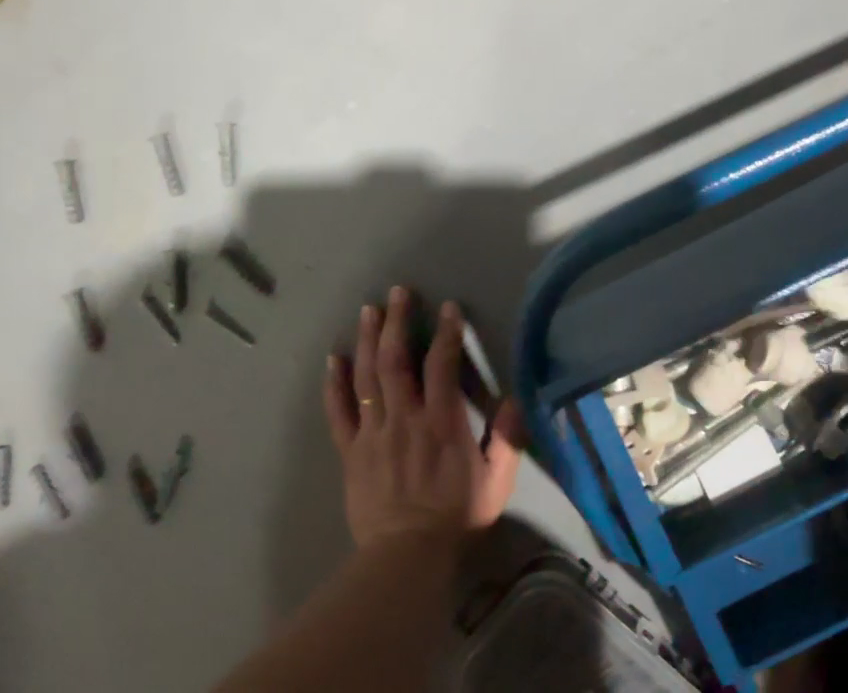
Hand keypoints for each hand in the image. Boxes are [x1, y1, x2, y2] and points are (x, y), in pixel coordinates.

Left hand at [323, 286, 523, 551]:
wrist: (406, 554)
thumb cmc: (457, 516)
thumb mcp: (496, 481)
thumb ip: (506, 438)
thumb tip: (514, 398)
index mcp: (442, 421)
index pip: (442, 364)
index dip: (446, 332)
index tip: (448, 307)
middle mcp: (405, 418)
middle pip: (397, 359)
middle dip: (397, 322)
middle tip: (397, 292)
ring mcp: (374, 433)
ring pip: (367, 376)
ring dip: (367, 340)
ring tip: (369, 310)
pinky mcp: (351, 451)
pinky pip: (339, 411)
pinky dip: (334, 383)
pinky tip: (334, 358)